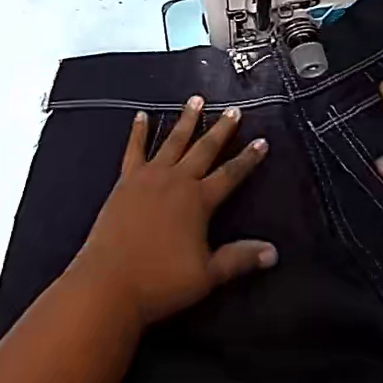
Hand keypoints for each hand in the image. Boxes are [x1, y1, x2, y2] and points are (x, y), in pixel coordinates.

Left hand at [70, 96, 274, 325]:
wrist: (110, 282)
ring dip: (187, 120)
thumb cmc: (161, 281)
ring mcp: (149, 176)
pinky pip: (134, 149)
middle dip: (221, 130)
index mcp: (198, 200)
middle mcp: (177, 180)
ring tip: (196, 100)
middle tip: (234, 111)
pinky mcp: (126, 180)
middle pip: (204, 149)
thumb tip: (273, 252)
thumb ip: (239, 259)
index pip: (230, 174)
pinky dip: (139, 131)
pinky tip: (141, 116)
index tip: (261, 141)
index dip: (247, 159)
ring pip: (173, 141)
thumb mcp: (207, 275)